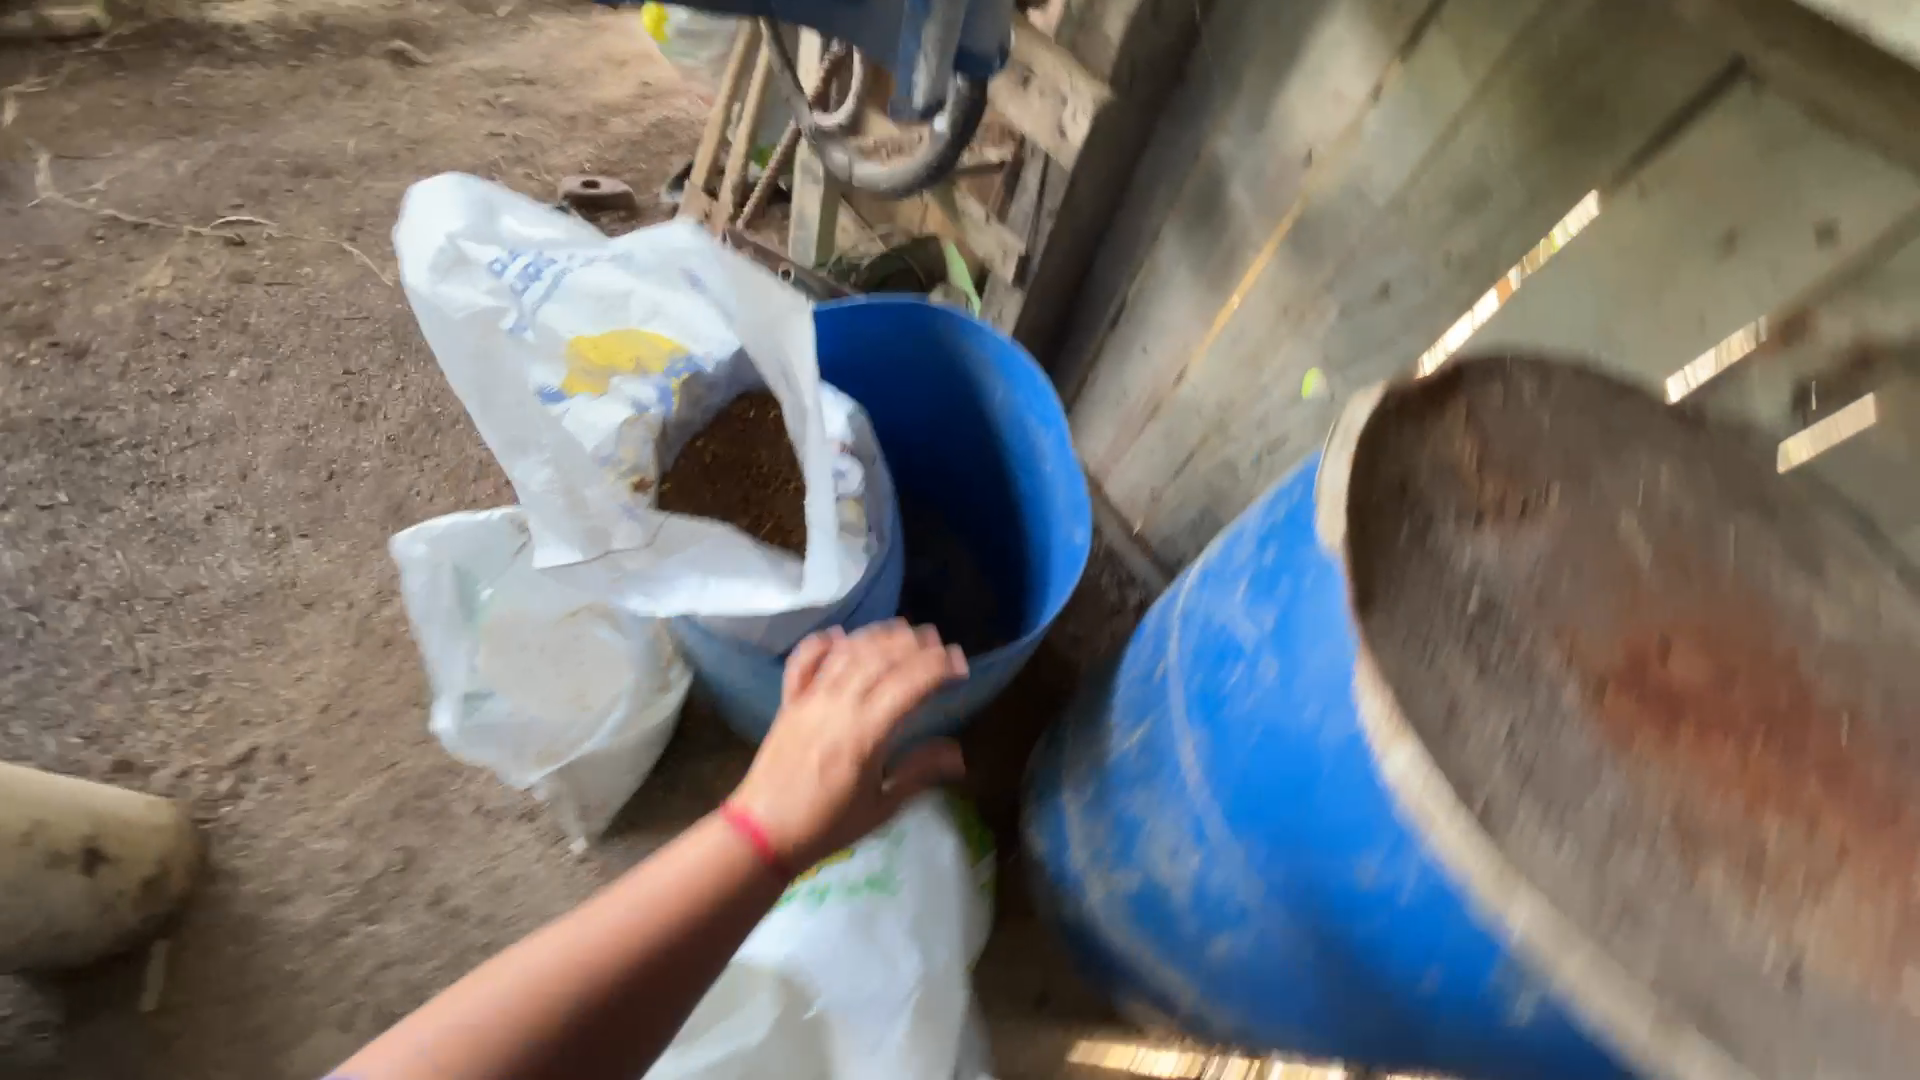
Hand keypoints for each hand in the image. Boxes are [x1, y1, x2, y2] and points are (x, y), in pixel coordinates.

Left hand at [728, 619, 968, 871]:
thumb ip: (919, 773)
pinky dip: (822, 643)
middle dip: (913, 645)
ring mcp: (810, 699)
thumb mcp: (882, 808)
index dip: (938, 667)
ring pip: (847, 653)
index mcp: (865, 733)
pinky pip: (804, 661)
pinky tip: (840, 634)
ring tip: (903, 630)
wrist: (762, 833)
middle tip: (938, 641)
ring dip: (878, 636)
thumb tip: (959, 753)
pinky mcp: (789, 701)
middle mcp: (838, 705)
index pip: (909, 684)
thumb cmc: (827, 825)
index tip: (960, 664)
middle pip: (880, 658)